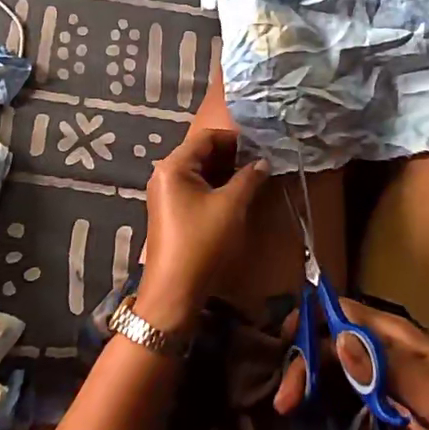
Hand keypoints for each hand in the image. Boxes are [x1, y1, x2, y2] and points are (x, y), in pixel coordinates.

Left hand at [135, 127, 268, 332]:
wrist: (174, 292)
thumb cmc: (202, 242)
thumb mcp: (231, 206)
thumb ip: (249, 178)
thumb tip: (263, 162)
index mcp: (174, 166)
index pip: (206, 137)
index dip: (234, 139)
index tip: (259, 146)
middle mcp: (165, 173)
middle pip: (200, 152)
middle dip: (231, 155)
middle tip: (258, 162)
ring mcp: (165, 192)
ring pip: (199, 170)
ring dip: (224, 171)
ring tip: (251, 177)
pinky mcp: (169, 210)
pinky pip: (194, 187)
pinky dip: (214, 185)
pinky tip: (235, 194)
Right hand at [275, 299, 428, 429]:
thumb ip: (390, 368)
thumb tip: (340, 337)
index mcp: (399, 335)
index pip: (345, 312)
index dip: (312, 319)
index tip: (284, 342)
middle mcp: (387, 349)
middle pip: (334, 339)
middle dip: (305, 358)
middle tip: (283, 396)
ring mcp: (386, 377)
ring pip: (336, 364)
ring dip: (309, 377)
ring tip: (286, 404)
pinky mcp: (386, 405)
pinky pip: (346, 390)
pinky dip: (323, 395)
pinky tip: (307, 409)